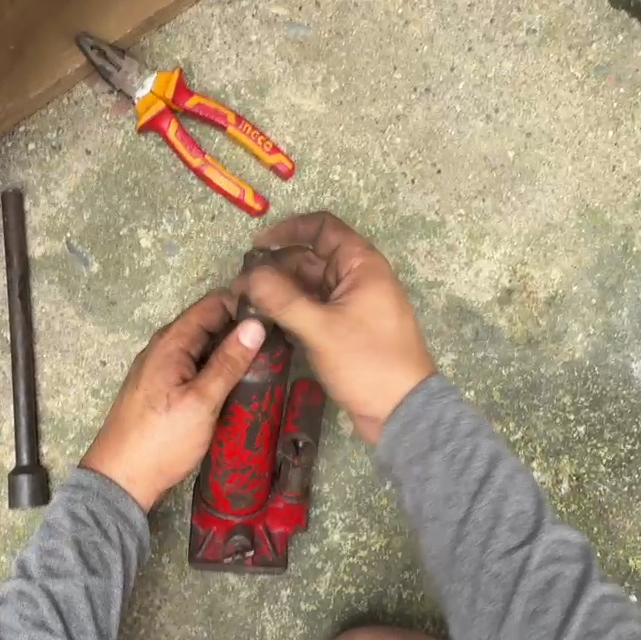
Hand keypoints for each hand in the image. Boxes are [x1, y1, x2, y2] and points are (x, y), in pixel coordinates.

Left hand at [80, 292, 266, 510]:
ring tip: (264, 362)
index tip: (275, 319)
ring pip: (201, 345)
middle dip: (239, 327)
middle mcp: (162, 347)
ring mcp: (160, 367)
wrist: (121, 479)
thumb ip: (228, 362)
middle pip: (207, 322)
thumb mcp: (201, 402)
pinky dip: (215, 366)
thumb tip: (256, 324)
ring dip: (229, 349)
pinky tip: (235, 383)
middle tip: (277, 343)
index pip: (212, 303)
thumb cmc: (161, 441)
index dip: (244, 305)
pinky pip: (193, 364)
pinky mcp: (162, 387)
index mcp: (171, 343)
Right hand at [240, 212, 434, 442]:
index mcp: (361, 265)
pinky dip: (290, 311)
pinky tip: (265, 322)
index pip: (322, 228)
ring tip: (246, 305)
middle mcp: (356, 279)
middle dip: (275, 268)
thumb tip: (248, 277)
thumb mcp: (322, 329)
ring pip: (308, 286)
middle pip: (309, 258)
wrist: (399, 411)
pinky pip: (313, 309)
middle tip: (240, 287)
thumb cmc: (368, 362)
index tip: (256, 246)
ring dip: (279, 292)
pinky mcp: (343, 330)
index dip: (288, 229)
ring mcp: (350, 305)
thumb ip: (282, 299)